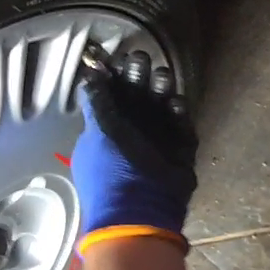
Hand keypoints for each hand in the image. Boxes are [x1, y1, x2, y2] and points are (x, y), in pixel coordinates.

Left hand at [70, 50, 197, 254]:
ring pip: (161, 106)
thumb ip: (96, 102)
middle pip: (139, 96)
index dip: (117, 75)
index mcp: (106, 129)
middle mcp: (132, 132)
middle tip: (143, 59)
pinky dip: (179, 113)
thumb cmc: (112, 171)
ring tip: (163, 75)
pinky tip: (176, 102)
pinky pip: (181, 124)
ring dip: (161, 89)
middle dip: (141, 76)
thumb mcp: (98, 133)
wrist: (142, 211)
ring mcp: (157, 140)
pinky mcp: (180, 149)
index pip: (113, 94)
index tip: (121, 57)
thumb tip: (88, 73)